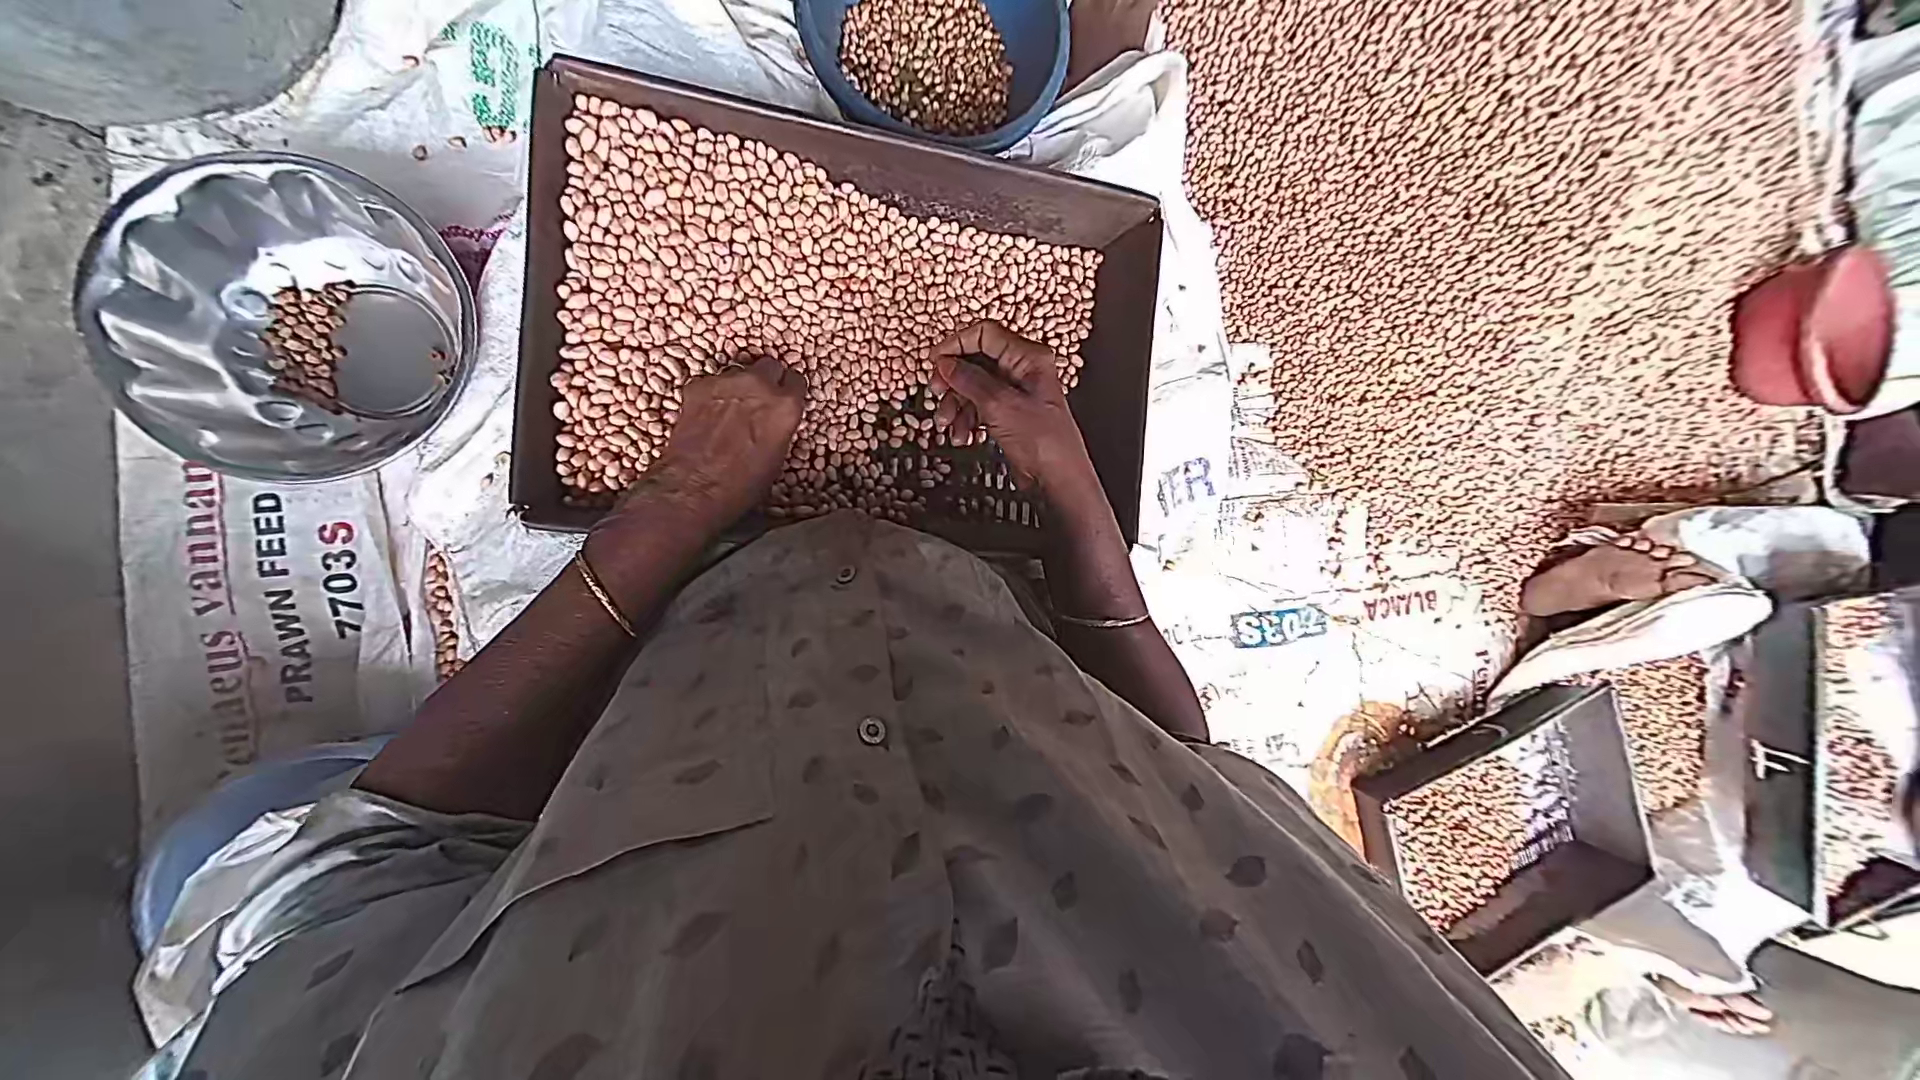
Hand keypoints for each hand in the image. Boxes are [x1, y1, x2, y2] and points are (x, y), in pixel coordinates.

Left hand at [603, 356, 805, 533]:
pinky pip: (712, 381)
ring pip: (740, 371)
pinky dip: (713, 394)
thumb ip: (781, 427)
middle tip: (762, 400)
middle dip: (768, 380)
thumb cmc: (740, 484)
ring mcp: (726, 382)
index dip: (790, 391)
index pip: (797, 380)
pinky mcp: (698, 385)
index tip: (786, 397)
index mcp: (786, 406)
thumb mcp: (778, 457)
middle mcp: (759, 386)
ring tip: (734, 411)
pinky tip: (711, 415)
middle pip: (769, 366)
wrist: (696, 487)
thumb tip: (776, 421)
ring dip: (740, 386)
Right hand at [929, 321, 1099, 502]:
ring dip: (956, 405)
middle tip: (937, 393)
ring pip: (973, 388)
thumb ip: (970, 381)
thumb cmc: (1045, 442)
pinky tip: (962, 435)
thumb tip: (946, 364)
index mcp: (1028, 358)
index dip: (957, 345)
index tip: (936, 361)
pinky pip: (978, 408)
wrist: (1058, 478)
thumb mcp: (1000, 405)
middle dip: (953, 381)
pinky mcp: (1008, 415)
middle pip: (975, 362)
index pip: (985, 335)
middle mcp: (1022, 372)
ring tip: (948, 424)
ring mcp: (1014, 394)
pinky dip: (966, 420)